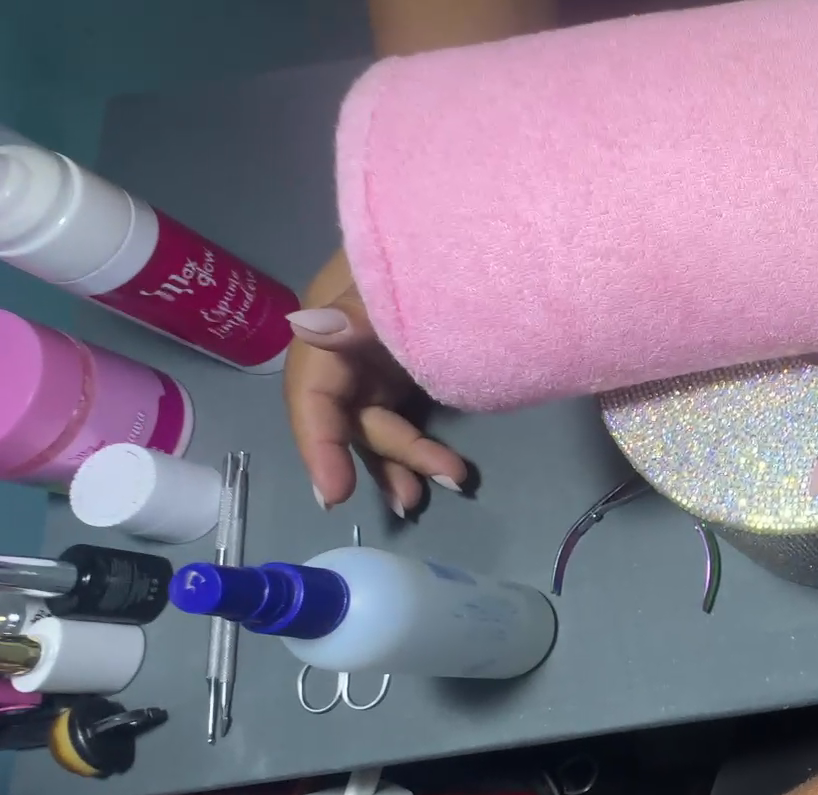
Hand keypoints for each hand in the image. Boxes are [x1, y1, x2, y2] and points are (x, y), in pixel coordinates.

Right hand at [285, 249, 467, 516]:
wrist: (474, 237)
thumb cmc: (429, 253)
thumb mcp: (389, 279)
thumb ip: (358, 313)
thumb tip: (309, 328)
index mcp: (331, 324)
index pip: (313, 395)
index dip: (320, 444)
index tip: (334, 493)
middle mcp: (347, 349)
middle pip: (353, 418)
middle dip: (384, 459)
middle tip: (414, 500)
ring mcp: (378, 361)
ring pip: (378, 424)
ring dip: (400, 462)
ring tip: (419, 500)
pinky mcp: (408, 370)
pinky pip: (403, 415)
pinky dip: (416, 446)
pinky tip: (434, 475)